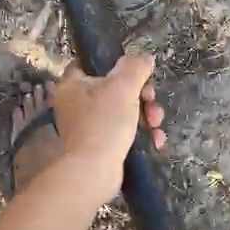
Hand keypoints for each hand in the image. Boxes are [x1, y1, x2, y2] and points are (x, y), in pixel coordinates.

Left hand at [42, 53, 163, 207]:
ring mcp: (88, 126)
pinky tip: (155, 141)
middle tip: (151, 101)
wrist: (93, 172)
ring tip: (156, 125)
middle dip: (141, 95)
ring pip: (123, 110)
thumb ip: (136, 67)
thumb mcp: (123, 86)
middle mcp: (77, 103)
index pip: (90, 62)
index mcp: (73, 84)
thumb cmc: (104, 123)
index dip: (114, 63)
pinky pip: (124, 132)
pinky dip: (141, 134)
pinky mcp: (100, 146)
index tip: (135, 71)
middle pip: (114, 87)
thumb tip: (145, 57)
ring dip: (146, 115)